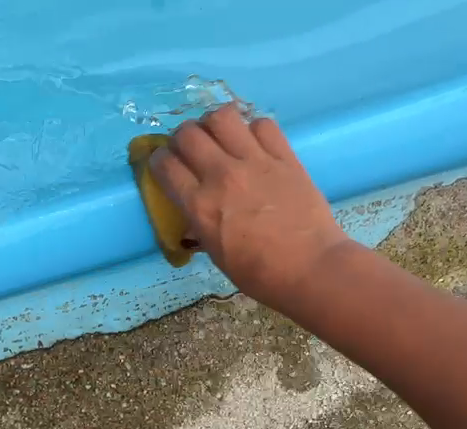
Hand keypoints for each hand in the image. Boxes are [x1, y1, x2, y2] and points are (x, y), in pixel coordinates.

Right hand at [148, 105, 353, 306]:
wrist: (308, 267)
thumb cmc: (257, 273)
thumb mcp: (215, 253)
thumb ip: (200, 223)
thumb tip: (194, 209)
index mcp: (200, 206)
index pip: (166, 166)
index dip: (158, 161)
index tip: (162, 164)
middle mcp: (222, 175)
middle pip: (188, 134)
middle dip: (181, 138)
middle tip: (188, 149)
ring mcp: (255, 161)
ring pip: (222, 117)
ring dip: (213, 124)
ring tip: (218, 136)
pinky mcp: (284, 155)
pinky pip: (261, 124)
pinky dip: (251, 129)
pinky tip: (252, 143)